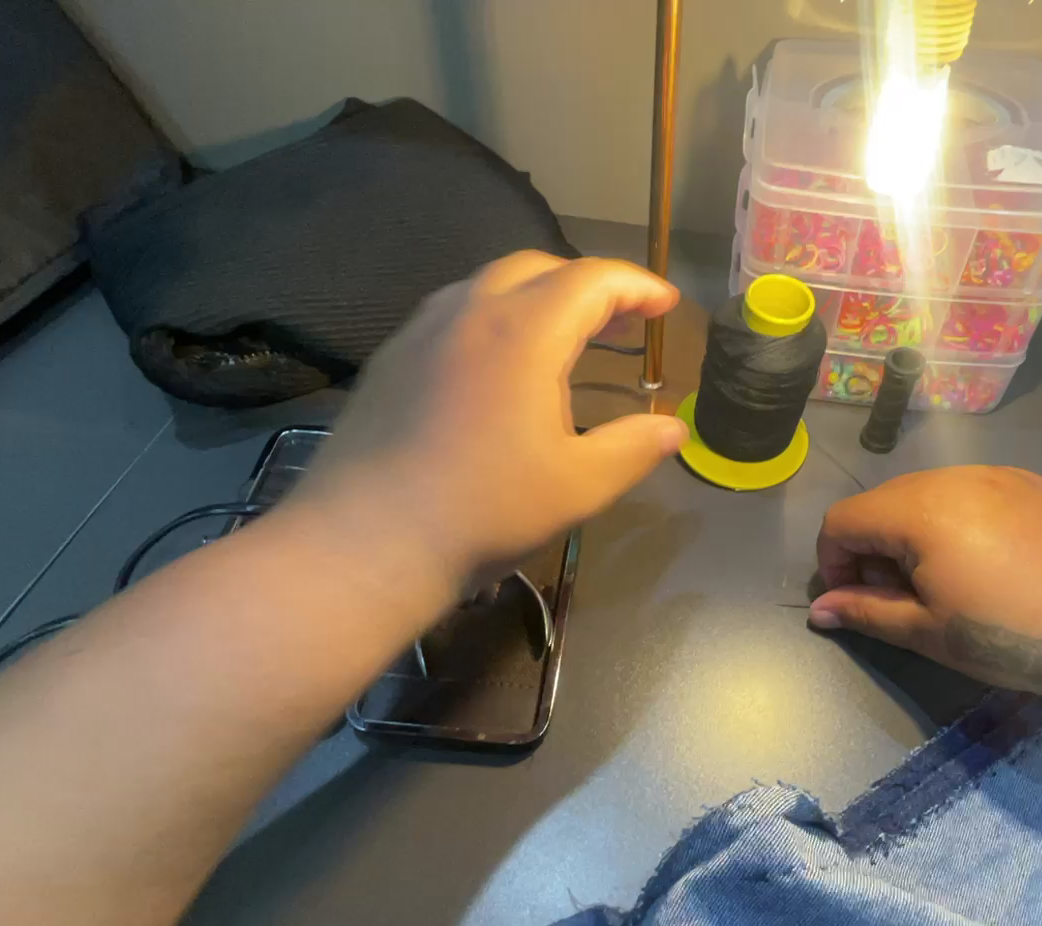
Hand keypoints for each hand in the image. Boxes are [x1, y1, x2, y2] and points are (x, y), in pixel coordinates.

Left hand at [287, 252, 687, 583]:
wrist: (367, 542)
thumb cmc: (485, 512)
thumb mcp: (579, 486)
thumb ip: (633, 448)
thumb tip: (674, 428)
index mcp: (522, 332)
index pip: (591, 280)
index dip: (637, 286)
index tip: (666, 305)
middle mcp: (468, 312)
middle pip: (538, 268)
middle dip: (588, 285)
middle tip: (620, 321)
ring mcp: (420, 332)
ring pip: (488, 286)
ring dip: (538, 298)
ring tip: (564, 339)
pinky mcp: (390, 360)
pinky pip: (453, 315)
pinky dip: (494, 320)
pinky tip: (498, 368)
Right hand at [809, 467, 1041, 700]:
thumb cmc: (1017, 639)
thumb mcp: (930, 633)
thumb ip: (865, 612)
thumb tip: (819, 610)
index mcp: (921, 510)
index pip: (843, 520)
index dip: (833, 562)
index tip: (855, 601)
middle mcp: (954, 477)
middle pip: (881, 502)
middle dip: (871, 549)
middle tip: (900, 598)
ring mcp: (998, 475)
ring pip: (923, 495)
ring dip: (908, 534)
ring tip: (943, 583)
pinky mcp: (1032, 484)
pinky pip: (966, 493)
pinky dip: (950, 522)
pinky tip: (986, 565)